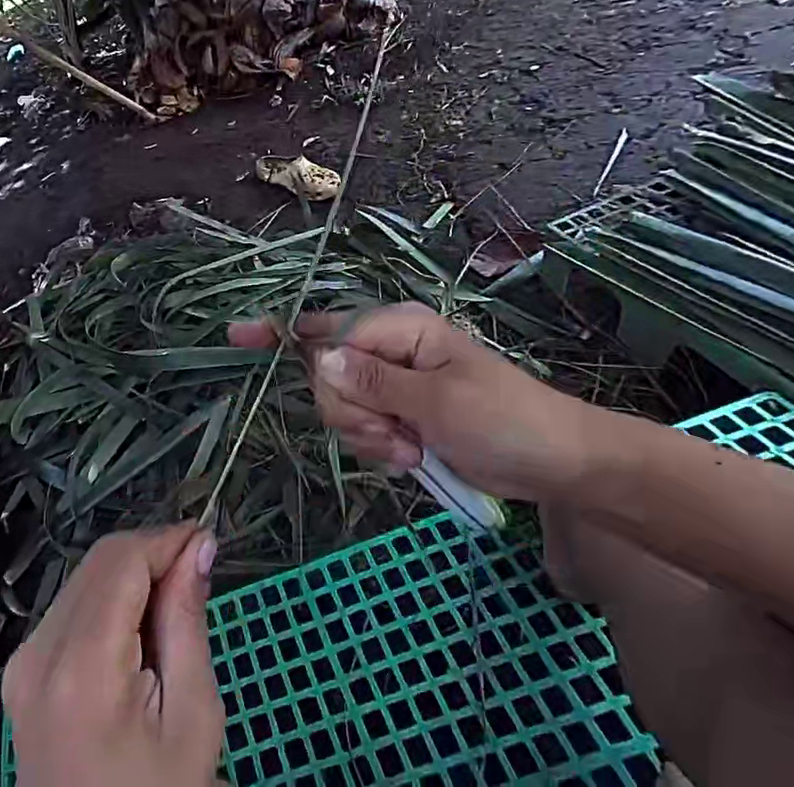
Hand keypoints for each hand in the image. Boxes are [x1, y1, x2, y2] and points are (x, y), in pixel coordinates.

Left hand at [3, 524, 222, 786]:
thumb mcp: (192, 715)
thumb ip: (187, 620)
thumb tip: (198, 544)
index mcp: (81, 667)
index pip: (121, 561)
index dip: (165, 539)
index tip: (205, 540)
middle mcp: (38, 652)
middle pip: (98, 562)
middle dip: (150, 554)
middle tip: (195, 574)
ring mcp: (22, 661)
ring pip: (84, 577)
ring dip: (131, 575)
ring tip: (170, 610)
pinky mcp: (21, 670)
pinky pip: (70, 606)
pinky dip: (109, 600)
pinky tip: (137, 631)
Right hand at [229, 302, 600, 501]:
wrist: (555, 465)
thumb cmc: (506, 420)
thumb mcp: (438, 402)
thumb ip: (373, 382)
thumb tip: (318, 358)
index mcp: (400, 329)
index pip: (327, 327)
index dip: (282, 333)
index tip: (237, 336)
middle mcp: (389, 351)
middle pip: (327, 377)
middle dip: (352, 414)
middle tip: (395, 434)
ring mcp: (392, 386)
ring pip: (340, 410)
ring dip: (369, 438)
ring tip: (413, 450)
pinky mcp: (398, 416)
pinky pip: (361, 432)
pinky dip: (379, 450)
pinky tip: (413, 458)